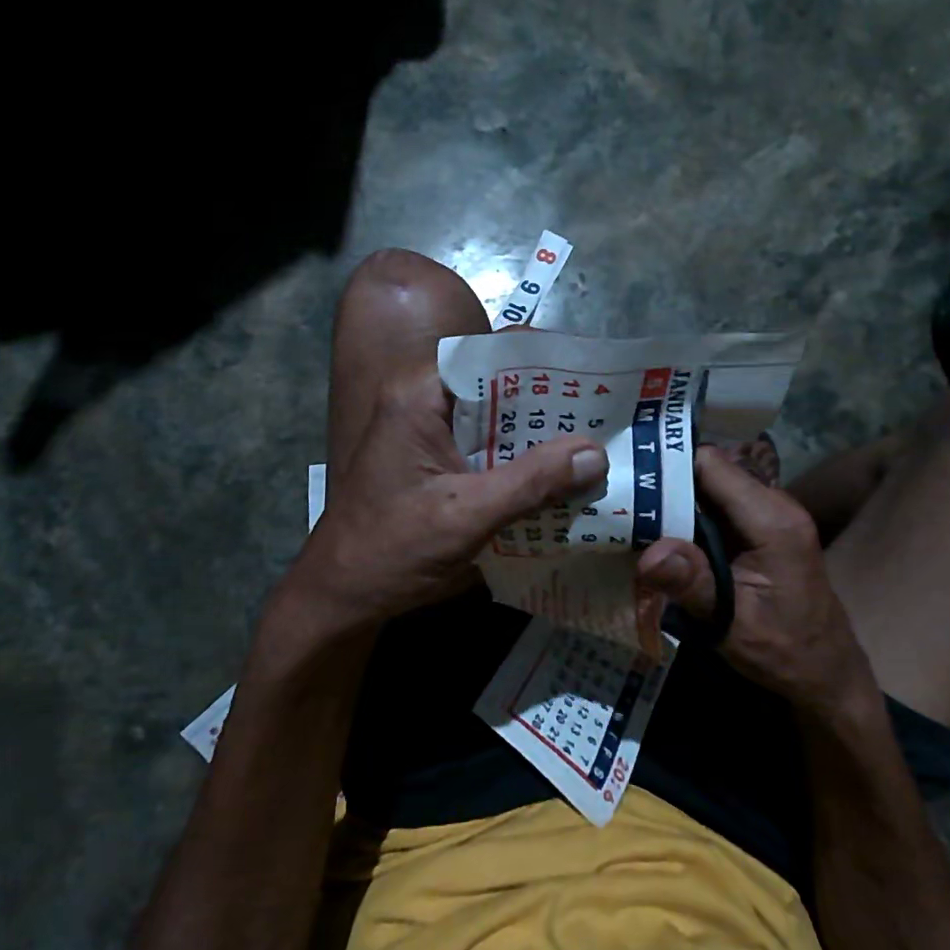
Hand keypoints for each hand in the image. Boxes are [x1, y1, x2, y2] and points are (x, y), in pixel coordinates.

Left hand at [287, 370, 607, 632]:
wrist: (341, 594)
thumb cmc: (392, 550)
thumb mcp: (465, 516)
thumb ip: (530, 482)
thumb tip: (596, 452)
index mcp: (420, 395)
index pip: (490, 355)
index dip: (543, 359)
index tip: (594, 374)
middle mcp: (423, 401)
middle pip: (497, 386)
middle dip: (551, 402)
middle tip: (608, 412)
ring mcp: (428, 432)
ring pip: (496, 419)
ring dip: (539, 435)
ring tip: (598, 442)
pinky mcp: (436, 461)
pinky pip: (487, 448)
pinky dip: (521, 461)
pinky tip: (561, 477)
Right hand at [637, 446, 876, 712]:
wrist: (825, 673)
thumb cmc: (785, 651)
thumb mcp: (733, 624)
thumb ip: (692, 584)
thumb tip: (649, 553)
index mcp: (772, 520)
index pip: (710, 463)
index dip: (666, 465)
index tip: (625, 481)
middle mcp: (774, 504)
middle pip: (706, 471)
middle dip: (661, 484)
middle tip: (617, 502)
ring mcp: (768, 513)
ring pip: (708, 486)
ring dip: (670, 500)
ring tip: (627, 517)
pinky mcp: (759, 526)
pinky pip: (715, 505)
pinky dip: (684, 515)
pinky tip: (657, 535)